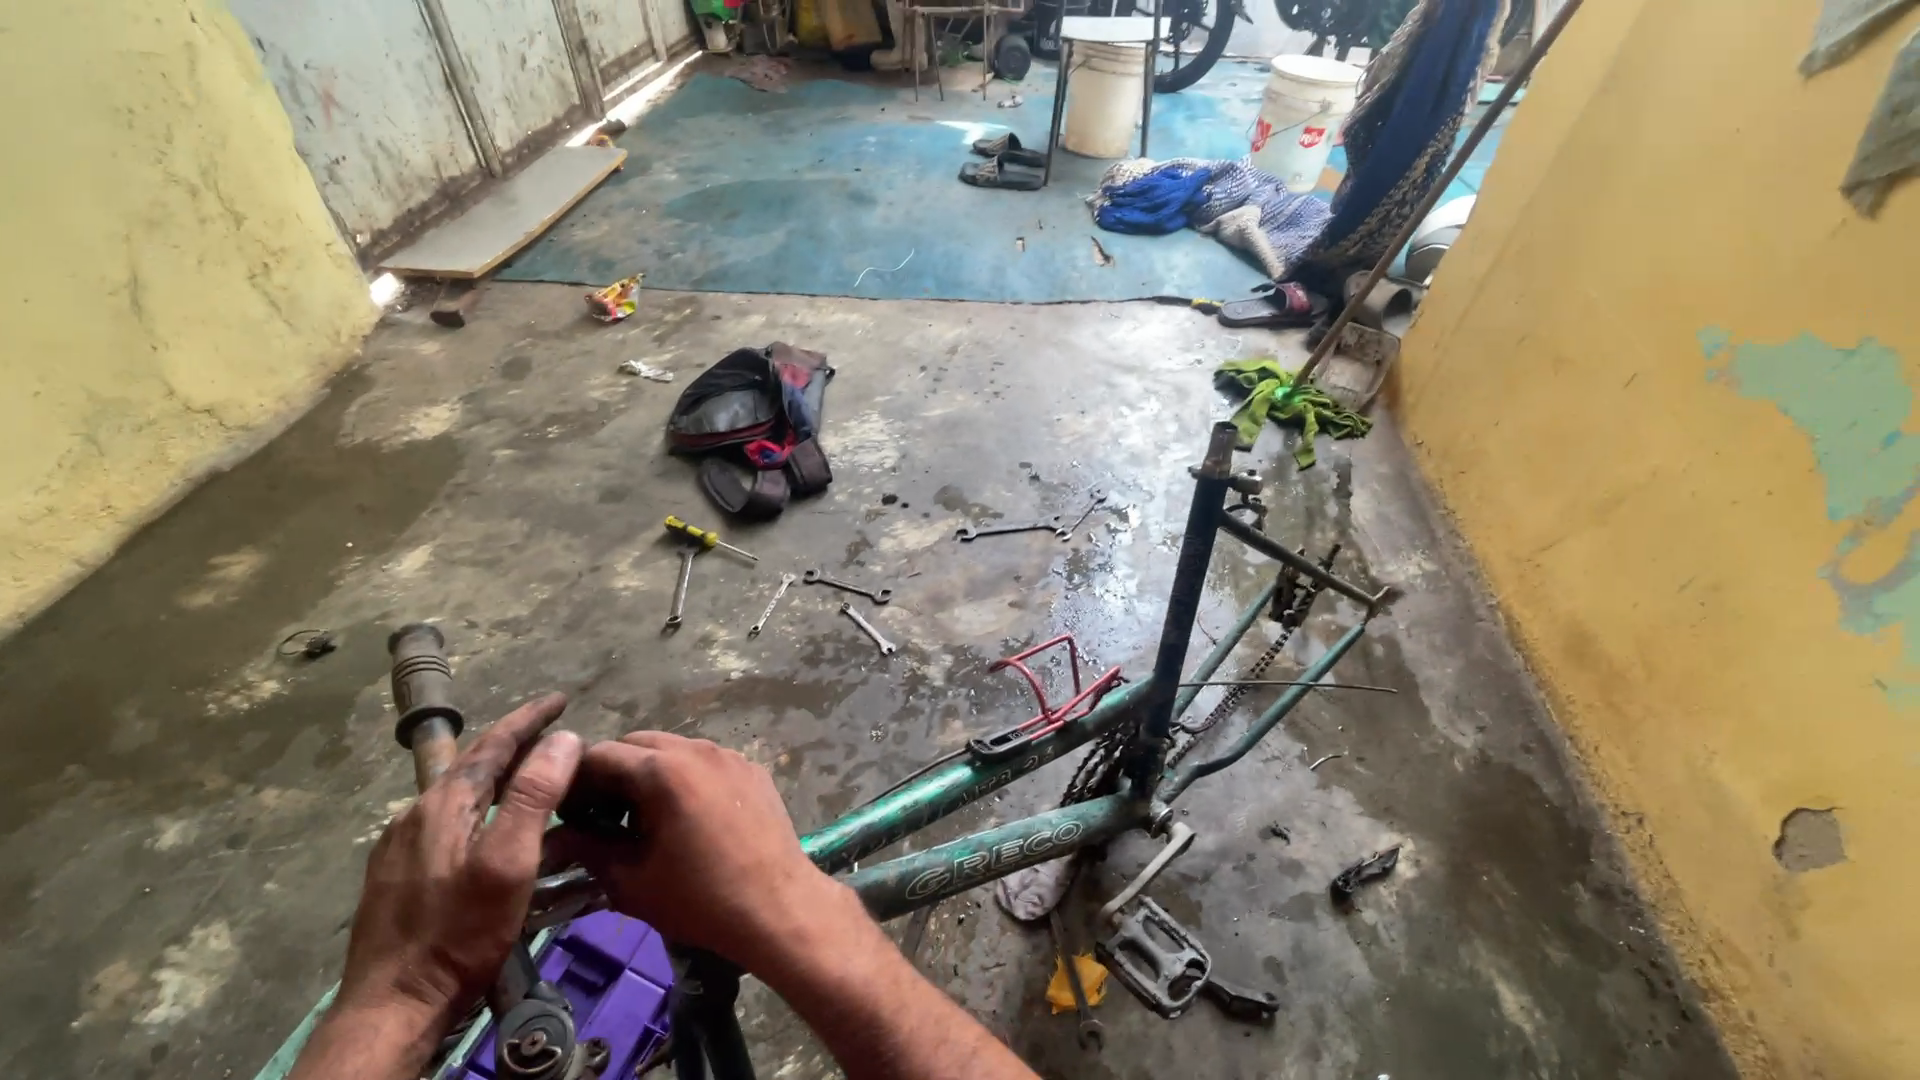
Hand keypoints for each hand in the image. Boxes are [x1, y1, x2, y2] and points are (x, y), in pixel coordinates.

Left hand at [337, 693, 582, 1022]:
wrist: (392, 1008)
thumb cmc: (459, 933)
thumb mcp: (509, 862)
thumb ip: (534, 796)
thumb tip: (563, 739)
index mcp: (443, 805)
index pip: (494, 744)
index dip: (530, 718)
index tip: (560, 699)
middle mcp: (415, 816)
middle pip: (473, 765)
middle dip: (515, 741)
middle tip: (555, 732)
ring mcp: (400, 847)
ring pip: (458, 794)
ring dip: (497, 775)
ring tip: (532, 774)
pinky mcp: (397, 875)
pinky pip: (447, 821)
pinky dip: (480, 805)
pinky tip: (492, 825)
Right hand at [546, 732, 838, 971]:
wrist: (777, 906)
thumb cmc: (700, 897)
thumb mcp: (630, 880)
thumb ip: (589, 848)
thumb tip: (557, 836)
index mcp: (662, 770)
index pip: (600, 754)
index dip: (576, 781)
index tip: (569, 813)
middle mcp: (697, 749)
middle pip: (638, 743)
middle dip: (613, 773)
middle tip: (603, 816)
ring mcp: (730, 756)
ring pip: (674, 748)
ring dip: (650, 772)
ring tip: (644, 818)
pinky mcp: (752, 769)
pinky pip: (706, 761)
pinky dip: (686, 777)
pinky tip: (688, 817)